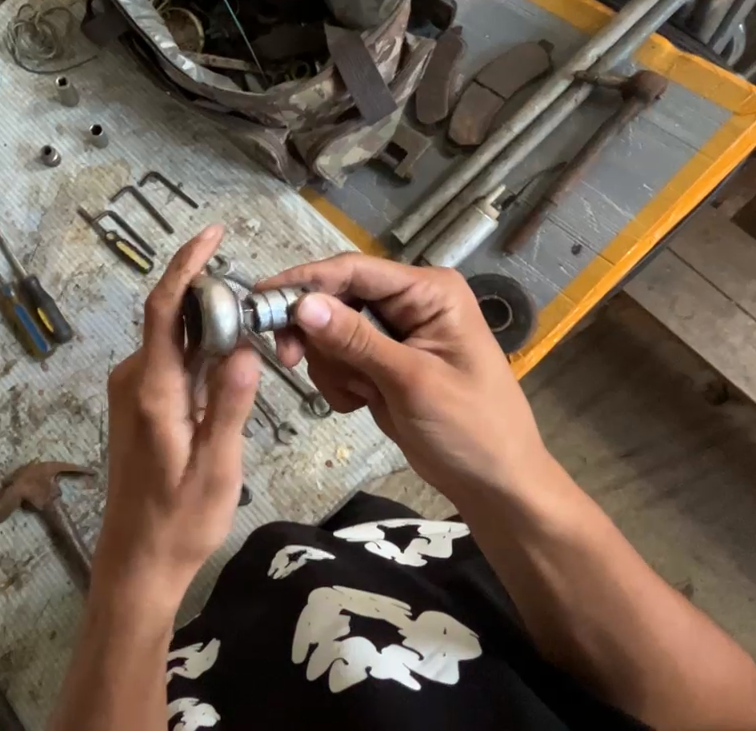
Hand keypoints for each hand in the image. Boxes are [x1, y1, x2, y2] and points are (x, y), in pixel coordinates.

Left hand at [94, 225, 259, 602]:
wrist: (136, 559)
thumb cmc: (179, 520)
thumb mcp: (217, 468)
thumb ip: (228, 405)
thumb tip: (245, 348)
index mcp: (152, 389)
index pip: (161, 309)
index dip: (185, 265)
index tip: (212, 235)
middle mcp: (134, 379)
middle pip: (168, 317)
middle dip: (208, 294)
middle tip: (254, 296)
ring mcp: (132, 391)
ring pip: (171, 339)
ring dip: (205, 325)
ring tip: (249, 327)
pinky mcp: (138, 404)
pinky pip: (169, 361)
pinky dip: (197, 350)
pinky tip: (226, 361)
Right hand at [259, 255, 558, 507]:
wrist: (495, 485)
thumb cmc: (471, 429)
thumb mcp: (411, 381)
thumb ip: (355, 340)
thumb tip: (302, 304)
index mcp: (429, 291)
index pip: (353, 270)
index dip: (304, 281)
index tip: (260, 300)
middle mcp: (408, 301)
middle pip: (334, 297)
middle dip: (316, 334)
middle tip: (289, 361)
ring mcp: (393, 331)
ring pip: (328, 329)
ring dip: (331, 364)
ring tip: (358, 396)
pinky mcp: (380, 359)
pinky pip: (336, 356)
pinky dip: (338, 380)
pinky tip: (363, 402)